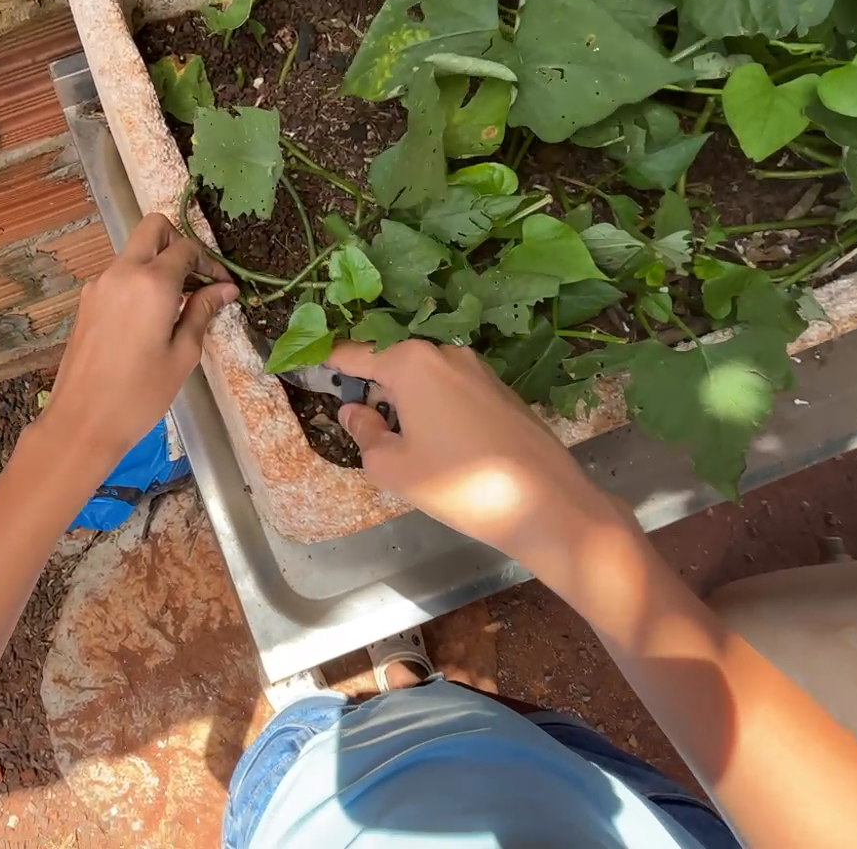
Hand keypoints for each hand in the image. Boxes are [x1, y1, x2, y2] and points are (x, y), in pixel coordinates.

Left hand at [36, 214, 237, 468]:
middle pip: (153, 228)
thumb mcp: (183, 354)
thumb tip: (225, 288)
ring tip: (179, 304)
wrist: (82, 421)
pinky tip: (152, 317)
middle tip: (197, 278)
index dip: (210, 262)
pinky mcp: (87, 301)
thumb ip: (202, 312)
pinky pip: (119, 275)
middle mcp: (121, 272)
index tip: (222, 285)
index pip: (186, 248)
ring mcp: (99, 284)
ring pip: (134, 251)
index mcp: (151, 282)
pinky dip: (140, 281)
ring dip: (159, 263)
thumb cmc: (140, 394)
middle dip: (180, 243)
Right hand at [330, 340, 630, 572]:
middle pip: (391, 363)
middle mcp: (444, 353)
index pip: (355, 354)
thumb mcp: (393, 467)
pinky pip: (451, 388)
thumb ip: (364, 433)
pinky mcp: (501, 388)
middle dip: (373, 388)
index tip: (308, 363)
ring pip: (423, 377)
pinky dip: (435, 406)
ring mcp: (477, 368)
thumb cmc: (459, 484)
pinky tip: (443, 444)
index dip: (328, 362)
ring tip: (405, 443)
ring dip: (406, 400)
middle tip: (362, 424)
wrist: (548, 504)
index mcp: (411, 363)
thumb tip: (354, 411)